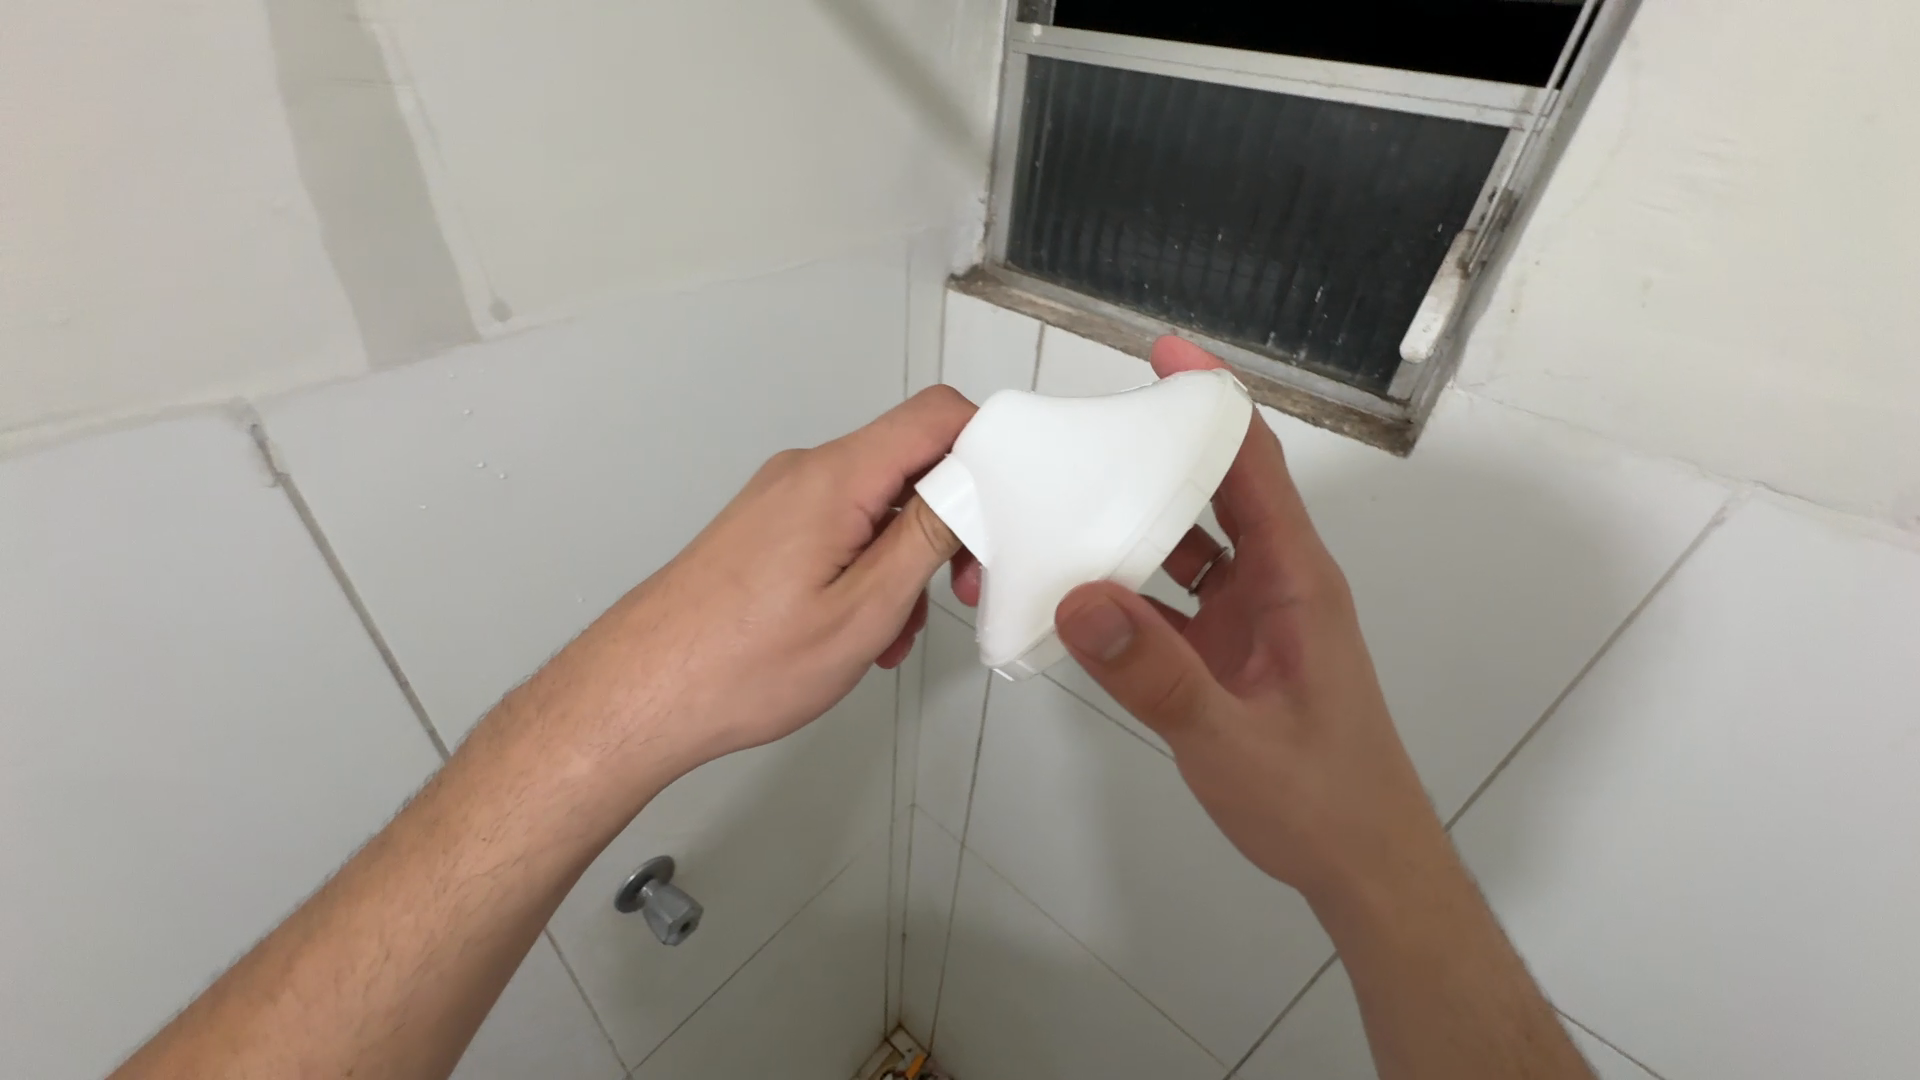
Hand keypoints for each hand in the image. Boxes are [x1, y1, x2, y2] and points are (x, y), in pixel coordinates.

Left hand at [506, 386, 974, 784]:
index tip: (1008, 505)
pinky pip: (844, 527)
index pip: (936, 415)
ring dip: (907, 559)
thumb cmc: (740, 663)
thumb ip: (925, 538)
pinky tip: (861, 627)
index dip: (986, 445)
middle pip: (911, 462)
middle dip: (950, 523)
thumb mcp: (862, 609)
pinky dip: (869, 568)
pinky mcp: (771, 526)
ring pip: (880, 504)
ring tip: (893, 631)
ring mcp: (785, 498)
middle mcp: (807, 473)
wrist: (639, 693)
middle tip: (961, 589)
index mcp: (835, 478)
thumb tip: (971, 487)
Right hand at [1053, 338, 1445, 908]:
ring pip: (1184, 546)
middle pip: (1213, 492)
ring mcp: (1244, 619)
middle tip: (1082, 433)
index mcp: (1294, 579)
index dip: (1211, 403)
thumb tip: (1076, 597)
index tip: (1160, 356)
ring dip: (1134, 522)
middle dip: (1156, 454)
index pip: (1254, 464)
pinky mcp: (1221, 653)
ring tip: (1065, 502)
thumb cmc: (1318, 800)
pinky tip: (1077, 592)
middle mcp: (1271, 583)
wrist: (1361, 867)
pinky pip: (1167, 601)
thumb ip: (1154, 673)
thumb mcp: (1229, 739)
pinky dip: (1125, 589)